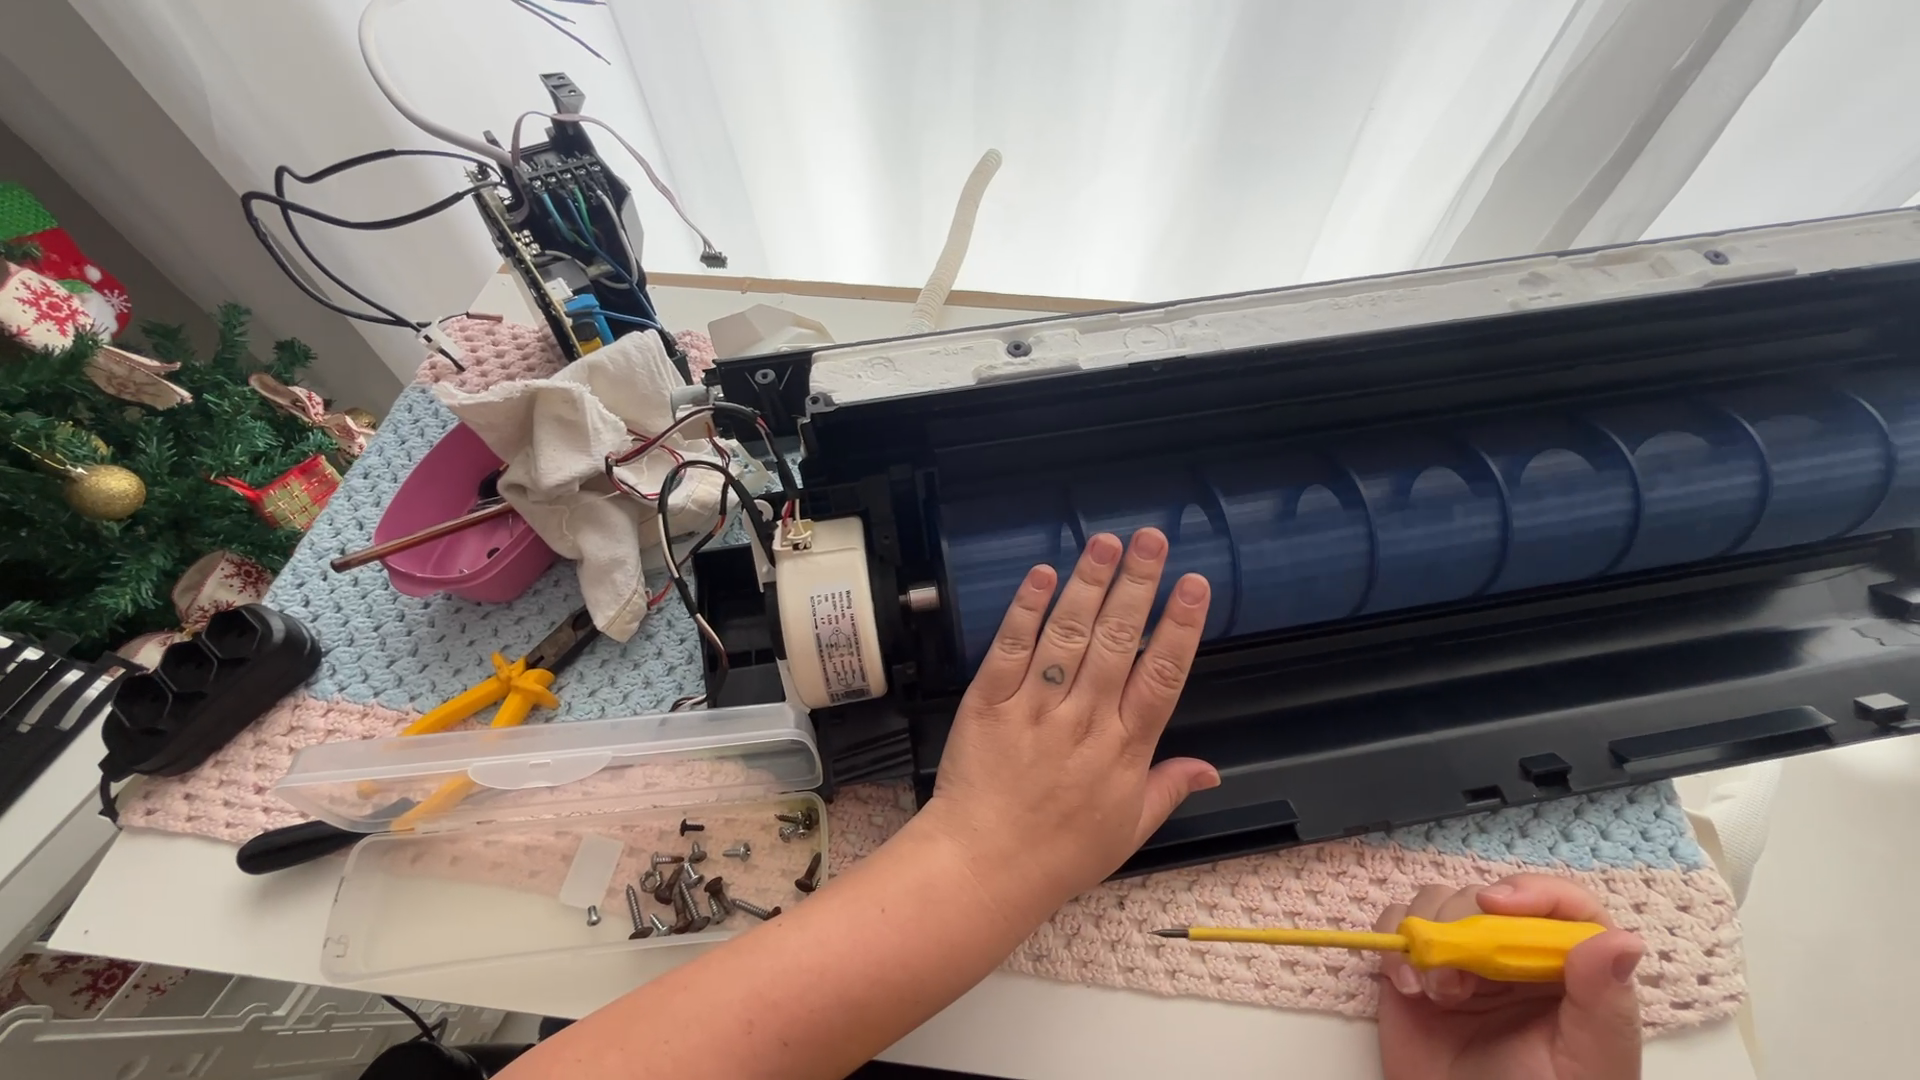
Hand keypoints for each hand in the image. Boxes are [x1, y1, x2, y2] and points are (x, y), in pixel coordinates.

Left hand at [911, 528, 1218, 918]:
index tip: (1194, 585)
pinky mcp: (989, 703)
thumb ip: (1168, 788)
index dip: (1180, 627)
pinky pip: (1010, 650)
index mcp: (1124, 750)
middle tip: (1151, 539)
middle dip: (1137, 585)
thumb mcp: (1128, 830)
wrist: (984, 868)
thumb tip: (1212, 767)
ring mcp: (1035, 709)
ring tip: (1105, 542)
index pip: (1162, 676)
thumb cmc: (1058, 854)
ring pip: (1068, 636)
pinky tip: (1043, 576)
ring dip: (1088, 584)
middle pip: (1117, 642)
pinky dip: (1027, 610)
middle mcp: (1084, 721)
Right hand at [1376, 874, 1645, 1079]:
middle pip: (1485, 895)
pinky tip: (1404, 985)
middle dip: (1463, 925)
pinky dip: (1391, 943)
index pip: (1566, 905)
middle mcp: (1513, 954)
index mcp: (1567, 973)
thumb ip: (1603, 1006)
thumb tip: (1622, 940)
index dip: (1533, 892)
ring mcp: (1460, 955)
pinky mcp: (1413, 962)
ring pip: (1436, 900)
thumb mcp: (1586, 1066)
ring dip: (1428, 938)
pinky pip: (1394, 922)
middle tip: (1459, 978)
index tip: (1495, 904)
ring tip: (1435, 992)